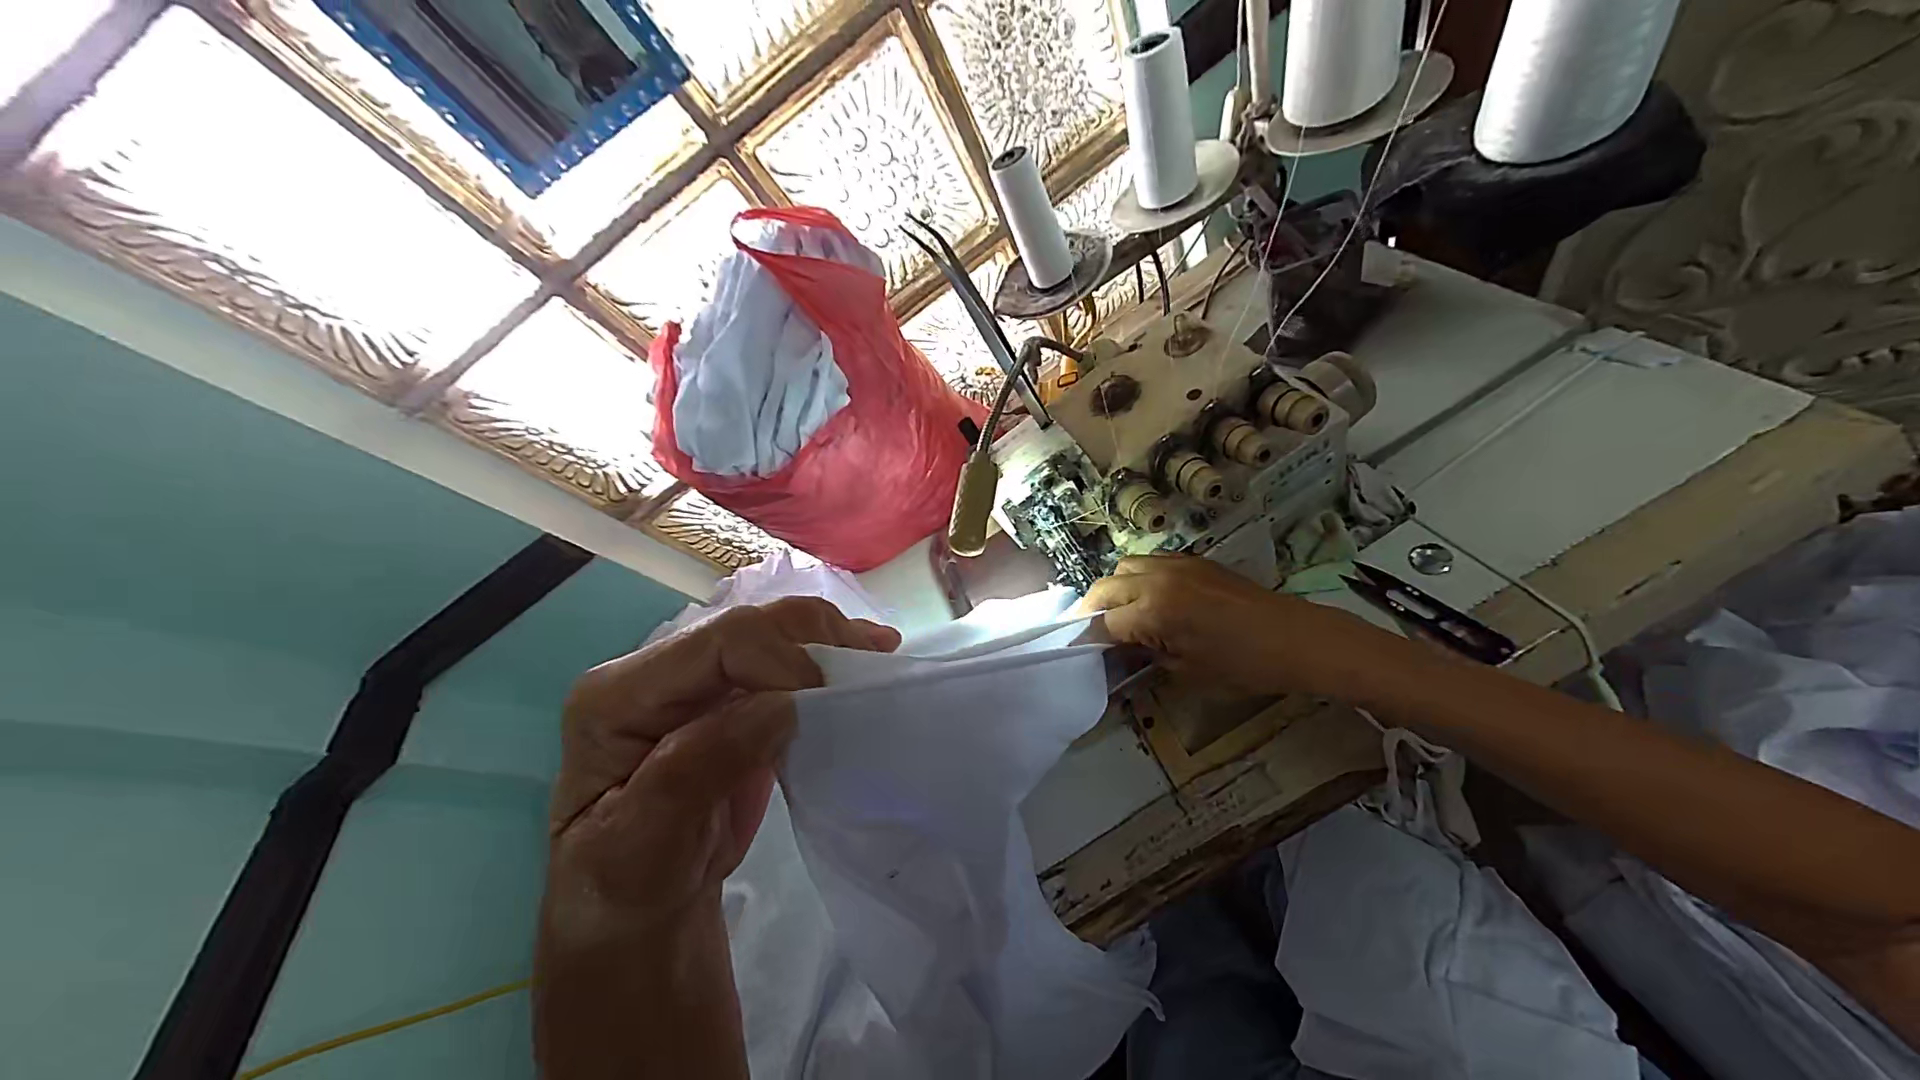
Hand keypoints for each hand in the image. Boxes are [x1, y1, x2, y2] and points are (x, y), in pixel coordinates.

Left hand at [544, 597, 898, 932]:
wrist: (640, 909)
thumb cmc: (626, 889)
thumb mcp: (642, 849)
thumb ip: (696, 771)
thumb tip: (780, 704)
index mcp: (616, 695)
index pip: (713, 645)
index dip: (781, 660)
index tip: (829, 701)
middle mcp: (655, 671)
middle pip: (746, 624)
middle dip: (814, 636)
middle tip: (872, 665)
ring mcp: (696, 680)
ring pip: (771, 629)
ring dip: (829, 638)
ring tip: (879, 655)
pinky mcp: (732, 696)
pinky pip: (784, 657)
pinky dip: (828, 655)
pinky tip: (864, 657)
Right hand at [1077, 554, 1418, 700]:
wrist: (1297, 639)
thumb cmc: (1243, 665)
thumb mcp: (1186, 672)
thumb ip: (1146, 657)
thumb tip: (1122, 652)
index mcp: (1153, 611)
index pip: (1104, 623)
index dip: (1093, 641)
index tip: (1091, 654)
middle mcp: (1157, 580)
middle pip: (1105, 588)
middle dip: (1095, 611)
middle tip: (1101, 635)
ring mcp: (1176, 565)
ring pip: (1125, 567)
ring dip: (1117, 590)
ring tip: (1128, 614)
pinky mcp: (1194, 560)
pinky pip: (1152, 562)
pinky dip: (1141, 578)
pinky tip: (1155, 600)